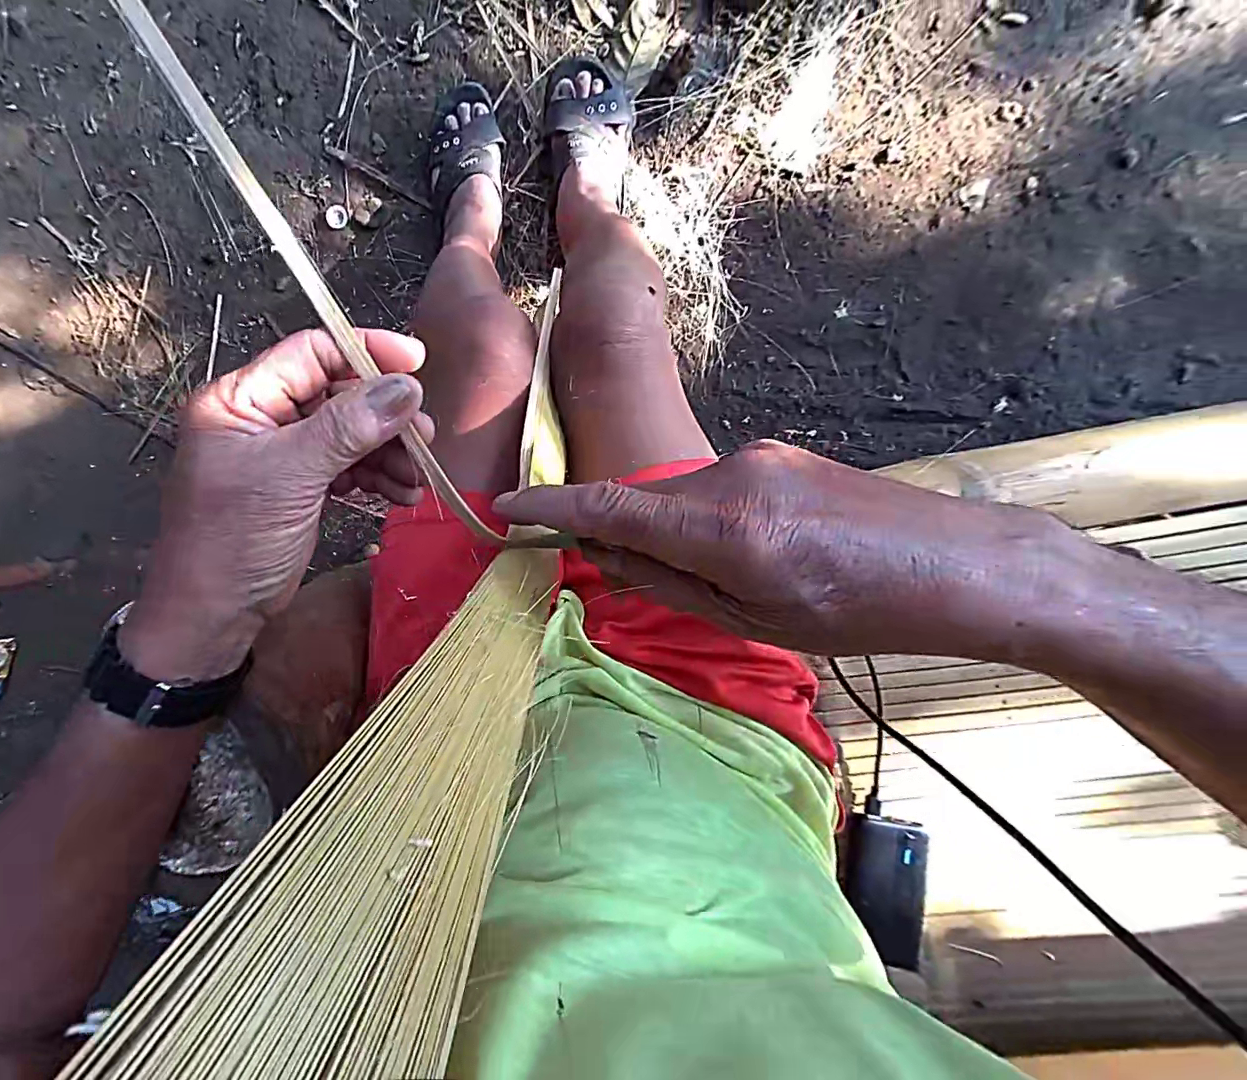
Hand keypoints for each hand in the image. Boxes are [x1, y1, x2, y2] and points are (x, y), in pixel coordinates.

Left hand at [120, 329, 431, 681]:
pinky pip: (343, 468)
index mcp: (238, 401)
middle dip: (383, 417)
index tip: (415, 362)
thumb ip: (347, 427)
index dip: (364, 352)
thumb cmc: (233, 542)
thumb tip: (406, 388)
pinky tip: (400, 494)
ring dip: (385, 454)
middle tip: (424, 438)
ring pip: (345, 435)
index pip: (309, 354)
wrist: (212, 616)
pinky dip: (373, 478)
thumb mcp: (289, 476)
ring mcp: (278, 457)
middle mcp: (258, 421)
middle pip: (334, 396)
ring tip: (415, 479)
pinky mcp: (296, 488)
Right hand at [494, 440, 1099, 660]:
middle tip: (635, 578)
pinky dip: (698, 517)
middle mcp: (730, 477)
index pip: (608, 507)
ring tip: (723, 573)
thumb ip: (665, 581)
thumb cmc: (862, 612)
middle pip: (637, 501)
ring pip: (672, 496)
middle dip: (619, 535)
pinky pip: (707, 486)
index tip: (505, 506)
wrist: (977, 566)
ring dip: (667, 531)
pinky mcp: (775, 454)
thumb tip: (604, 554)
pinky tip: (749, 548)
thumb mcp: (752, 619)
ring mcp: (756, 458)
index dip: (549, 506)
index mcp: (723, 529)